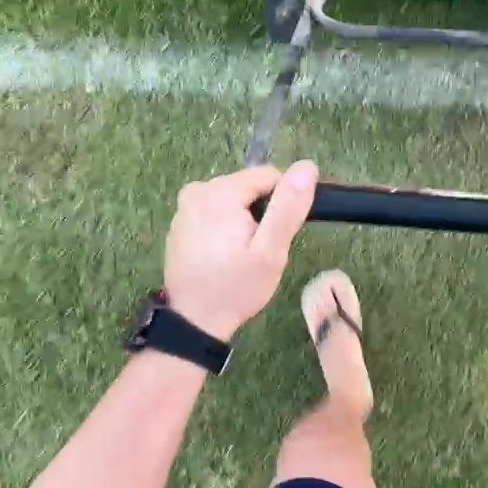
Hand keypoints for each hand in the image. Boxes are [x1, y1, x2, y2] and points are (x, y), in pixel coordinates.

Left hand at [162, 162, 318, 340]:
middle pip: (249, 187)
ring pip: (233, 200)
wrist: (194, 321)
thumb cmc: (237, 287)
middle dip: (262, 213)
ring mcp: (185, 207)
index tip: (281, 235)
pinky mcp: (180, 223)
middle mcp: (198, 190)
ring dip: (245, 220)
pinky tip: (226, 256)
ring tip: (245, 255)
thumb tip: (306, 167)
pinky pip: (215, 213)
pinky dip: (226, 227)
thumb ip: (288, 207)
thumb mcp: (270, 251)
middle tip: (263, 251)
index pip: (269, 176)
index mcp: (220, 191)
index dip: (283, 202)